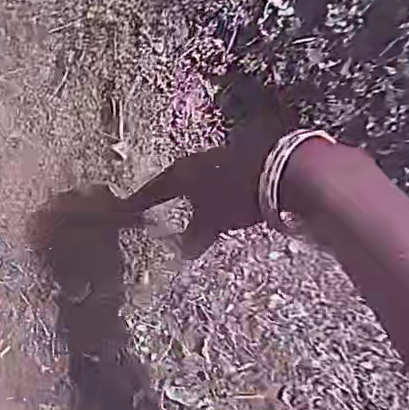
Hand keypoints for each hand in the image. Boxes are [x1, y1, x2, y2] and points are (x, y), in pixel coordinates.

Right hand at [121, 116, 284, 257]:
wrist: (283, 170)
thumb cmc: (237, 196)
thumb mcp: (212, 221)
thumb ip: (194, 237)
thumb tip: (183, 252)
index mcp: (181, 173)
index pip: (152, 190)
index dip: (138, 201)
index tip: (125, 208)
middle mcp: (195, 162)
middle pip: (172, 180)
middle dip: (164, 194)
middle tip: (152, 206)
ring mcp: (217, 158)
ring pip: (195, 178)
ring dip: (188, 193)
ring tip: (186, 207)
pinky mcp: (238, 160)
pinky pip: (214, 179)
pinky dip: (209, 192)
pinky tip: (215, 201)